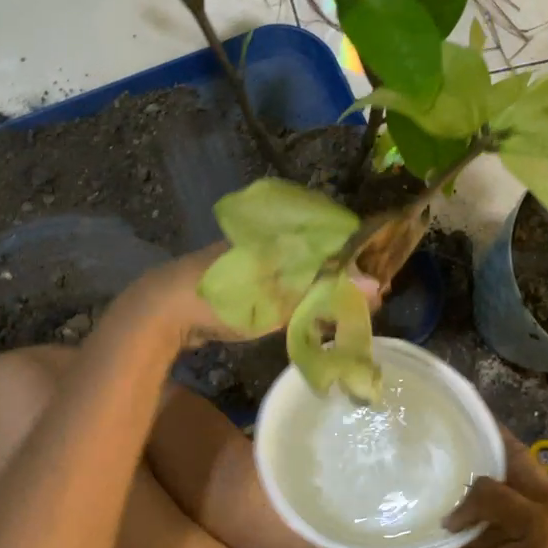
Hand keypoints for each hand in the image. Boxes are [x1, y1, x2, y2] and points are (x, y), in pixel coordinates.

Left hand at [126, 245, 385, 348]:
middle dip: (349, 277)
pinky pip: (291, 285)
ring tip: (352, 313)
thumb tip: (375, 284)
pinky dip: (309, 299)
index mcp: (283, 232)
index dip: (361, 259)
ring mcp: (263, 260)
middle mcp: (276, 239)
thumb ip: (326, 288)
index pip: (337, 237)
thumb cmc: (224, 297)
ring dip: (330, 290)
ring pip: (309, 270)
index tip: (381, 284)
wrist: (166, 310)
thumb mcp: (280, 296)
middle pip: (325, 254)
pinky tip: (321, 316)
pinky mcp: (252, 281)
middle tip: (371, 304)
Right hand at [437, 433, 547, 547]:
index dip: (465, 506)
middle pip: (517, 460)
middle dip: (489, 449)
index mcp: (540, 522)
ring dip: (501, 471)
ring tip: (472, 471)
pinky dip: (514, 488)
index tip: (449, 524)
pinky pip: (536, 486)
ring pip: (528, 469)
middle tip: (463, 441)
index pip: (491, 493)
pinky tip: (495, 500)